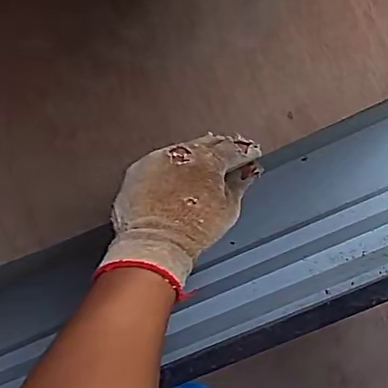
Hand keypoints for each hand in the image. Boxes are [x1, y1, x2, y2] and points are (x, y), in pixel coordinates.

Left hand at [102, 134, 262, 291]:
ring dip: (193, 159)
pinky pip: (160, 162)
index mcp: (210, 159)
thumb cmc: (191, 231)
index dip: (245, 153)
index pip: (234, 148)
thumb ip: (239, 184)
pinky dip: (170, 169)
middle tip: (226, 164)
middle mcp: (184, 153)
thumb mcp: (229, 208)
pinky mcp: (139, 169)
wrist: (156, 243)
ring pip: (183, 151)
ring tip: (199, 177)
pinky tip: (174, 183)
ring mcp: (159, 159)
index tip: (248, 157)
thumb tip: (246, 173)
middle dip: (219, 150)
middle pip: (207, 144)